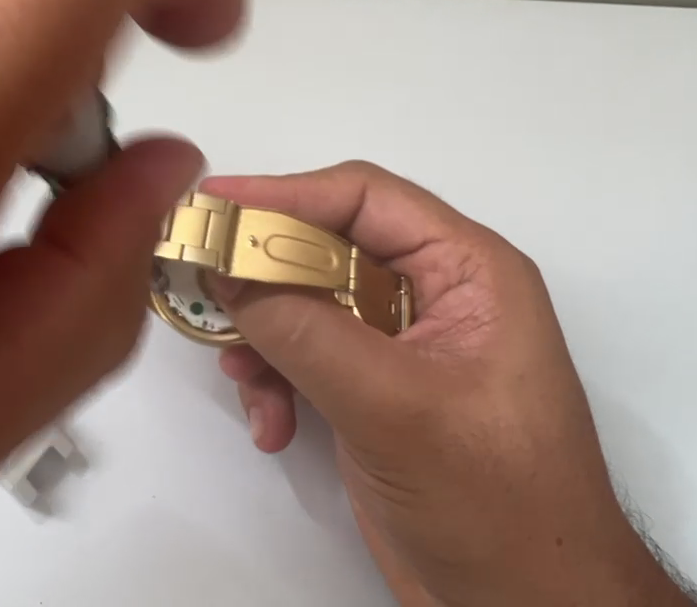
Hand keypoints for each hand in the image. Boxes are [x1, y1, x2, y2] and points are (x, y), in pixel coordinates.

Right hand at [208, 163, 692, 606]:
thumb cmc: (495, 503)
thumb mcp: (394, 409)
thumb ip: (304, 332)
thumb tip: (225, 272)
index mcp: (466, 270)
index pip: (362, 197)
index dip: (283, 192)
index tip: (212, 203)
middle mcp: (432, 291)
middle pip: (324, 246)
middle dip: (263, 275)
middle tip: (202, 282)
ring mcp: (399, 341)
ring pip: (304, 300)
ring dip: (264, 337)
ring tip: (244, 378)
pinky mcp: (373, 384)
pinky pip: (304, 352)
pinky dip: (276, 380)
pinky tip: (271, 424)